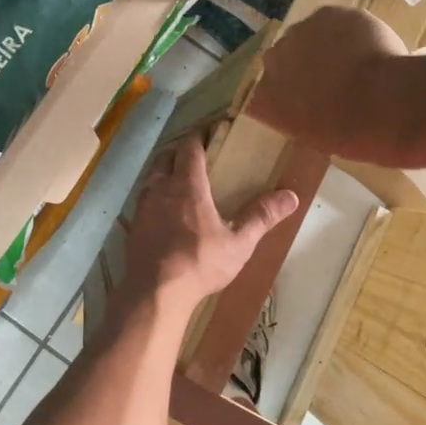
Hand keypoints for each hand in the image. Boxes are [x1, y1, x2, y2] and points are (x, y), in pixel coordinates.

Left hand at [120, 135, 297, 310]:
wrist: (154, 293)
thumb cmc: (199, 263)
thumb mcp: (238, 243)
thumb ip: (262, 217)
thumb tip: (291, 196)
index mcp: (187, 185)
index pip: (190, 147)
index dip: (200, 136)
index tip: (212, 131)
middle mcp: (160, 188)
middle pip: (166, 156)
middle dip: (180, 149)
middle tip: (196, 154)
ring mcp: (143, 206)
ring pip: (151, 175)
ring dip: (164, 170)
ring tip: (179, 178)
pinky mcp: (133, 225)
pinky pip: (143, 198)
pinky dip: (154, 193)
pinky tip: (164, 210)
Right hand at [249, 7, 410, 160]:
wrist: (384, 104)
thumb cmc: (352, 134)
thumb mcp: (315, 138)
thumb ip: (300, 118)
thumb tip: (310, 110)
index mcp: (264, 100)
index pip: (263, 94)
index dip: (286, 95)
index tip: (305, 103)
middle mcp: (272, 62)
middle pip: (281, 59)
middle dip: (300, 66)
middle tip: (330, 80)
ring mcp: (297, 33)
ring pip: (306, 35)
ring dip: (322, 45)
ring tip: (352, 61)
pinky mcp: (325, 13)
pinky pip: (333, 20)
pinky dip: (346, 30)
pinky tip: (367, 46)